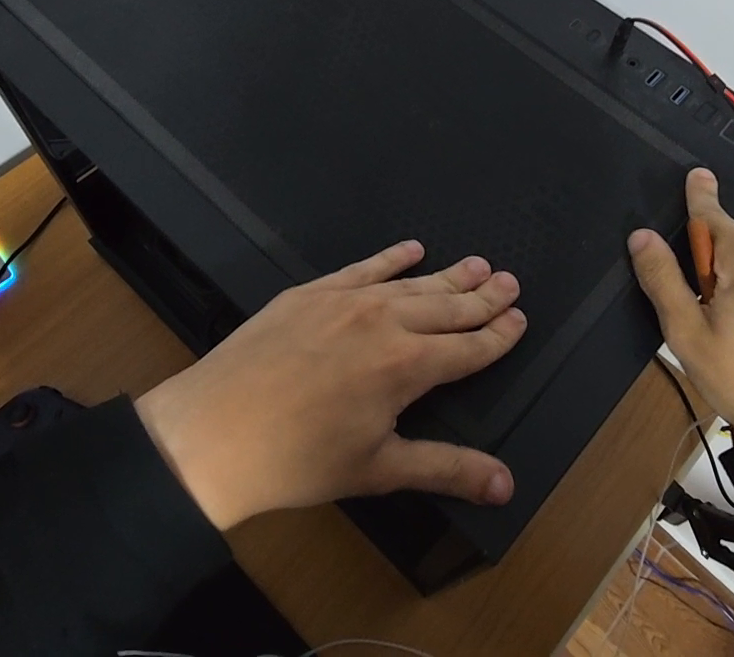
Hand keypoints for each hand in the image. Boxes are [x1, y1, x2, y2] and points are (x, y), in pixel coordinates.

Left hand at [135, 241, 527, 529]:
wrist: (215, 432)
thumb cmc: (298, 460)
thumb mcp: (379, 469)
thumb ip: (446, 469)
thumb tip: (505, 484)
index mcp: (407, 366)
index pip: (468, 347)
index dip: (498, 335)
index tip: (519, 320)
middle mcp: (384, 322)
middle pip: (448, 307)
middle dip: (484, 296)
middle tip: (510, 282)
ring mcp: (346, 300)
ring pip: (412, 283)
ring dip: (449, 275)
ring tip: (478, 264)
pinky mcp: (312, 292)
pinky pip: (363, 267)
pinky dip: (391, 257)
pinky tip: (411, 249)